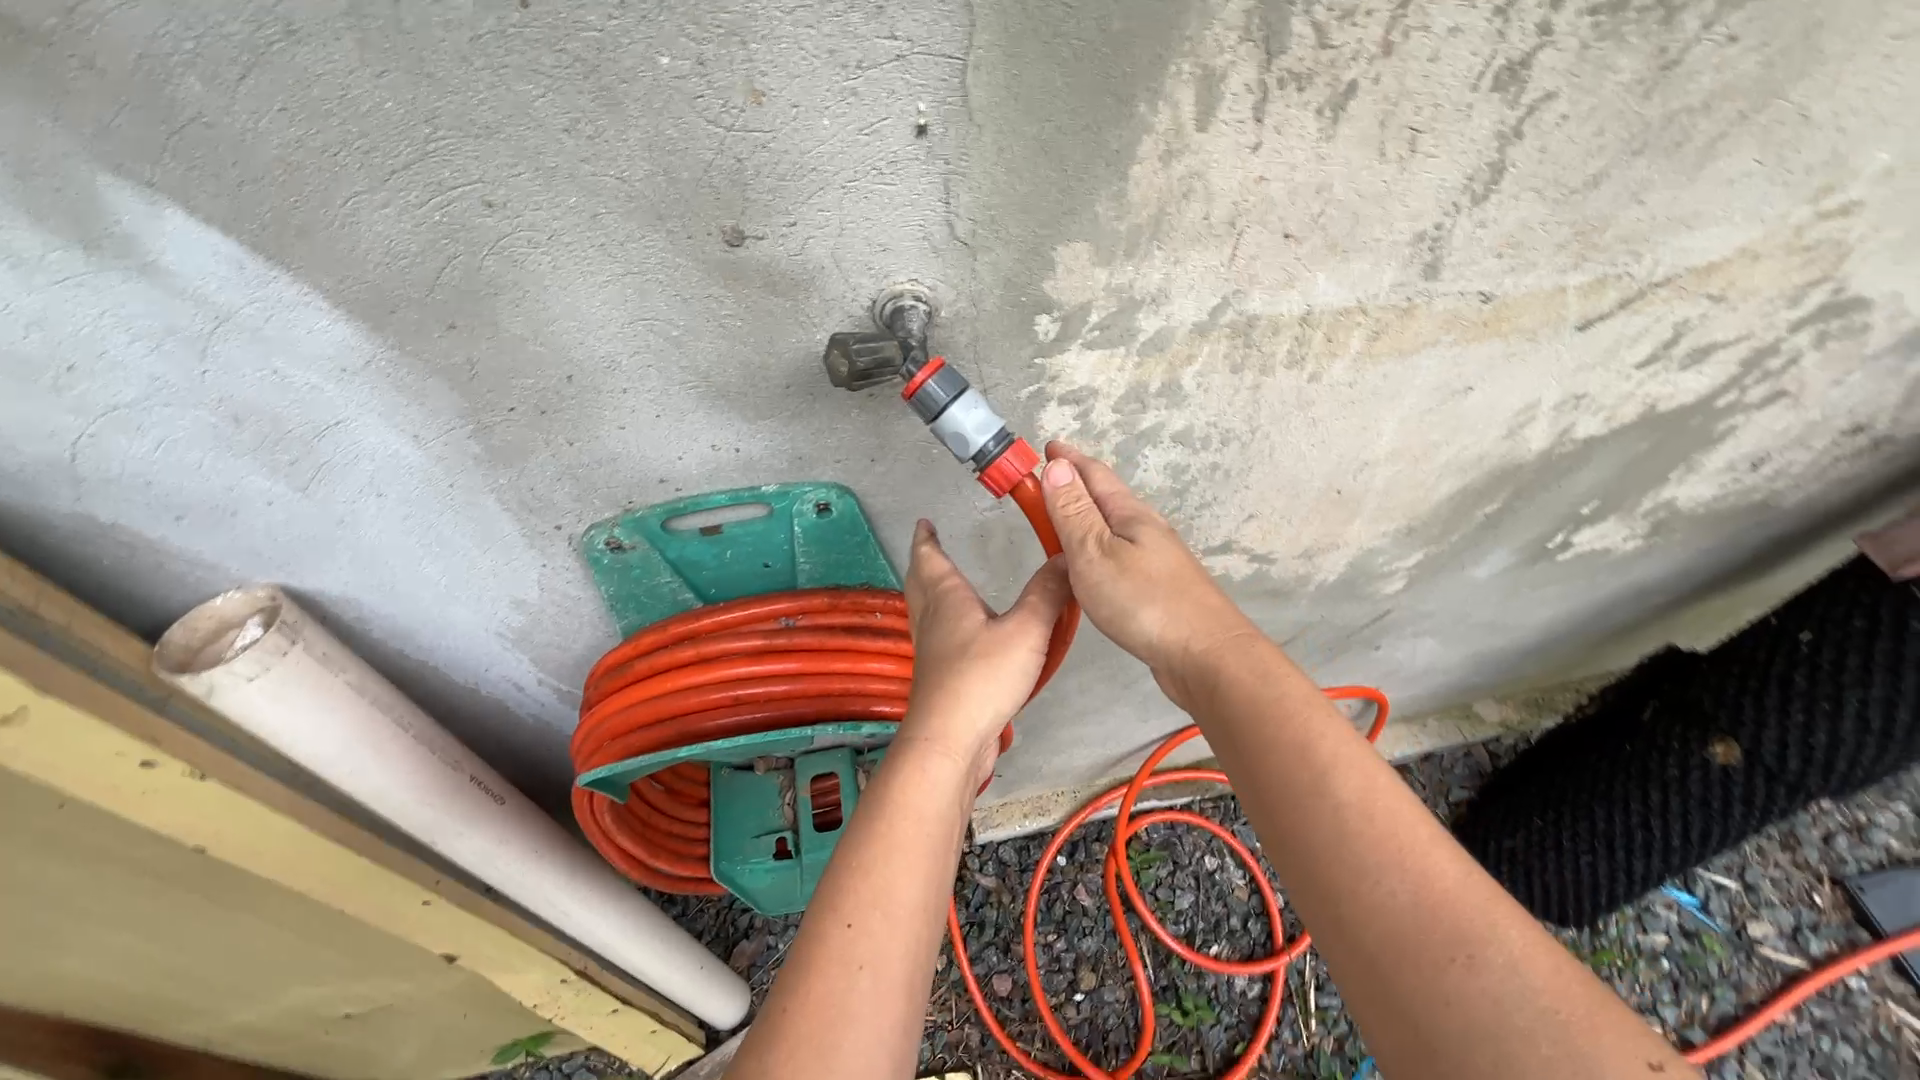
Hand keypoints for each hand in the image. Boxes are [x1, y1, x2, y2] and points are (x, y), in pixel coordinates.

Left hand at [900, 519, 1072, 788]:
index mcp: (948, 599)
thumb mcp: (1027, 630)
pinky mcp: (939, 679)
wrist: (951, 740)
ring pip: (926, 612)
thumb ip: (1048, 594)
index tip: (924, 523)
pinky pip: (939, 639)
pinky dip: (946, 626)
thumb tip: (1067, 557)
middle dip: (924, 563)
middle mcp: (933, 620)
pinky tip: (967, 638)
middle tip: (929, 549)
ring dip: (932, 594)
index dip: (927, 539)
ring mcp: (932, 652)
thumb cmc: (982, 677)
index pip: (931, 558)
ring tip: (947, 587)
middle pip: (920, 584)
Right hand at [1038, 441, 1258, 709]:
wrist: (1205, 655)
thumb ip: (1074, 512)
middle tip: (1048, 480)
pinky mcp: (1159, 589)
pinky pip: (1121, 555)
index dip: (1068, 459)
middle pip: (1108, 497)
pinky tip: (1095, 566)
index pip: (1094, 475)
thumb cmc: (1145, 601)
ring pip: (1116, 527)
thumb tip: (1058, 465)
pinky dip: (1100, 548)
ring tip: (1064, 520)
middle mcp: (1147, 530)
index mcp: (1130, 515)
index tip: (1047, 445)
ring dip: (1089, 516)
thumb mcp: (1095, 552)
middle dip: (1078, 484)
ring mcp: (1157, 560)